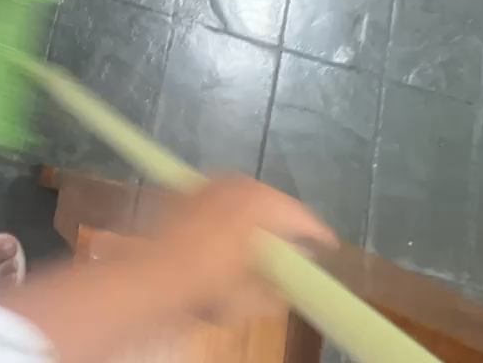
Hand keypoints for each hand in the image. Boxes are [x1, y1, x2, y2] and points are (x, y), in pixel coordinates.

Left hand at [149, 176, 336, 318]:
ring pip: (246, 192)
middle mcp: (238, 186)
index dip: (316, 231)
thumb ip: (275, 290)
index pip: (299, 214)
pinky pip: (222, 194)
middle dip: (284, 218)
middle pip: (272, 198)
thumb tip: (286, 286)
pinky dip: (233, 207)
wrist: (154, 270)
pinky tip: (232, 228)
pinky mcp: (190, 187)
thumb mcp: (249, 299)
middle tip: (296, 240)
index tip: (328, 244)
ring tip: (266, 234)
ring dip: (259, 210)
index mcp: (260, 206)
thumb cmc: (207, 284)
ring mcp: (211, 183)